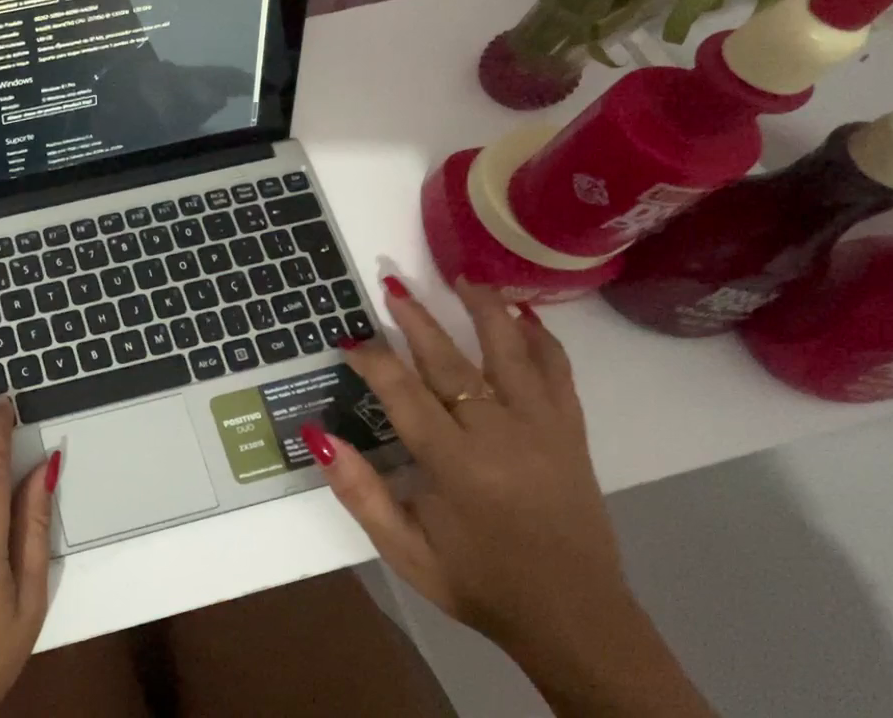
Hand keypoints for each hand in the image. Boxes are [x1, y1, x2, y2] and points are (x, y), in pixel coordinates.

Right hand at [314, 280, 625, 647]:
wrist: (574, 617)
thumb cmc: (478, 582)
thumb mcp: (405, 550)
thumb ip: (360, 492)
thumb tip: (318, 435)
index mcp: (455, 465)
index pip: (402, 392)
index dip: (370, 360)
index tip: (347, 339)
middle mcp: (500, 434)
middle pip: (451, 360)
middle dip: (417, 318)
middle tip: (391, 283)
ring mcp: (543, 429)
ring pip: (511, 352)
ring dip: (484, 310)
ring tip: (462, 277)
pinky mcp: (572, 433)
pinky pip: (558, 372)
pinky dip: (541, 338)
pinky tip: (524, 314)